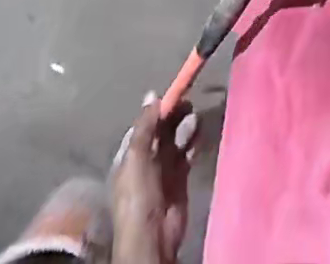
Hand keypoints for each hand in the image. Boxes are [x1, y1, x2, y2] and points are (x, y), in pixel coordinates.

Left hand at [111, 95, 195, 263]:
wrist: (153, 236)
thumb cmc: (139, 194)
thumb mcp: (137, 156)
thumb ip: (145, 126)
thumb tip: (152, 94)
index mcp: (129, 155)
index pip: (142, 126)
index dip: (155, 111)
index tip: (170, 94)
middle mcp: (145, 160)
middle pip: (160, 131)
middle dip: (172, 116)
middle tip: (187, 100)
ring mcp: (162, 170)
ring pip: (174, 141)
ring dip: (184, 127)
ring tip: (195, 113)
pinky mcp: (179, 180)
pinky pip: (186, 155)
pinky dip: (193, 142)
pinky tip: (200, 131)